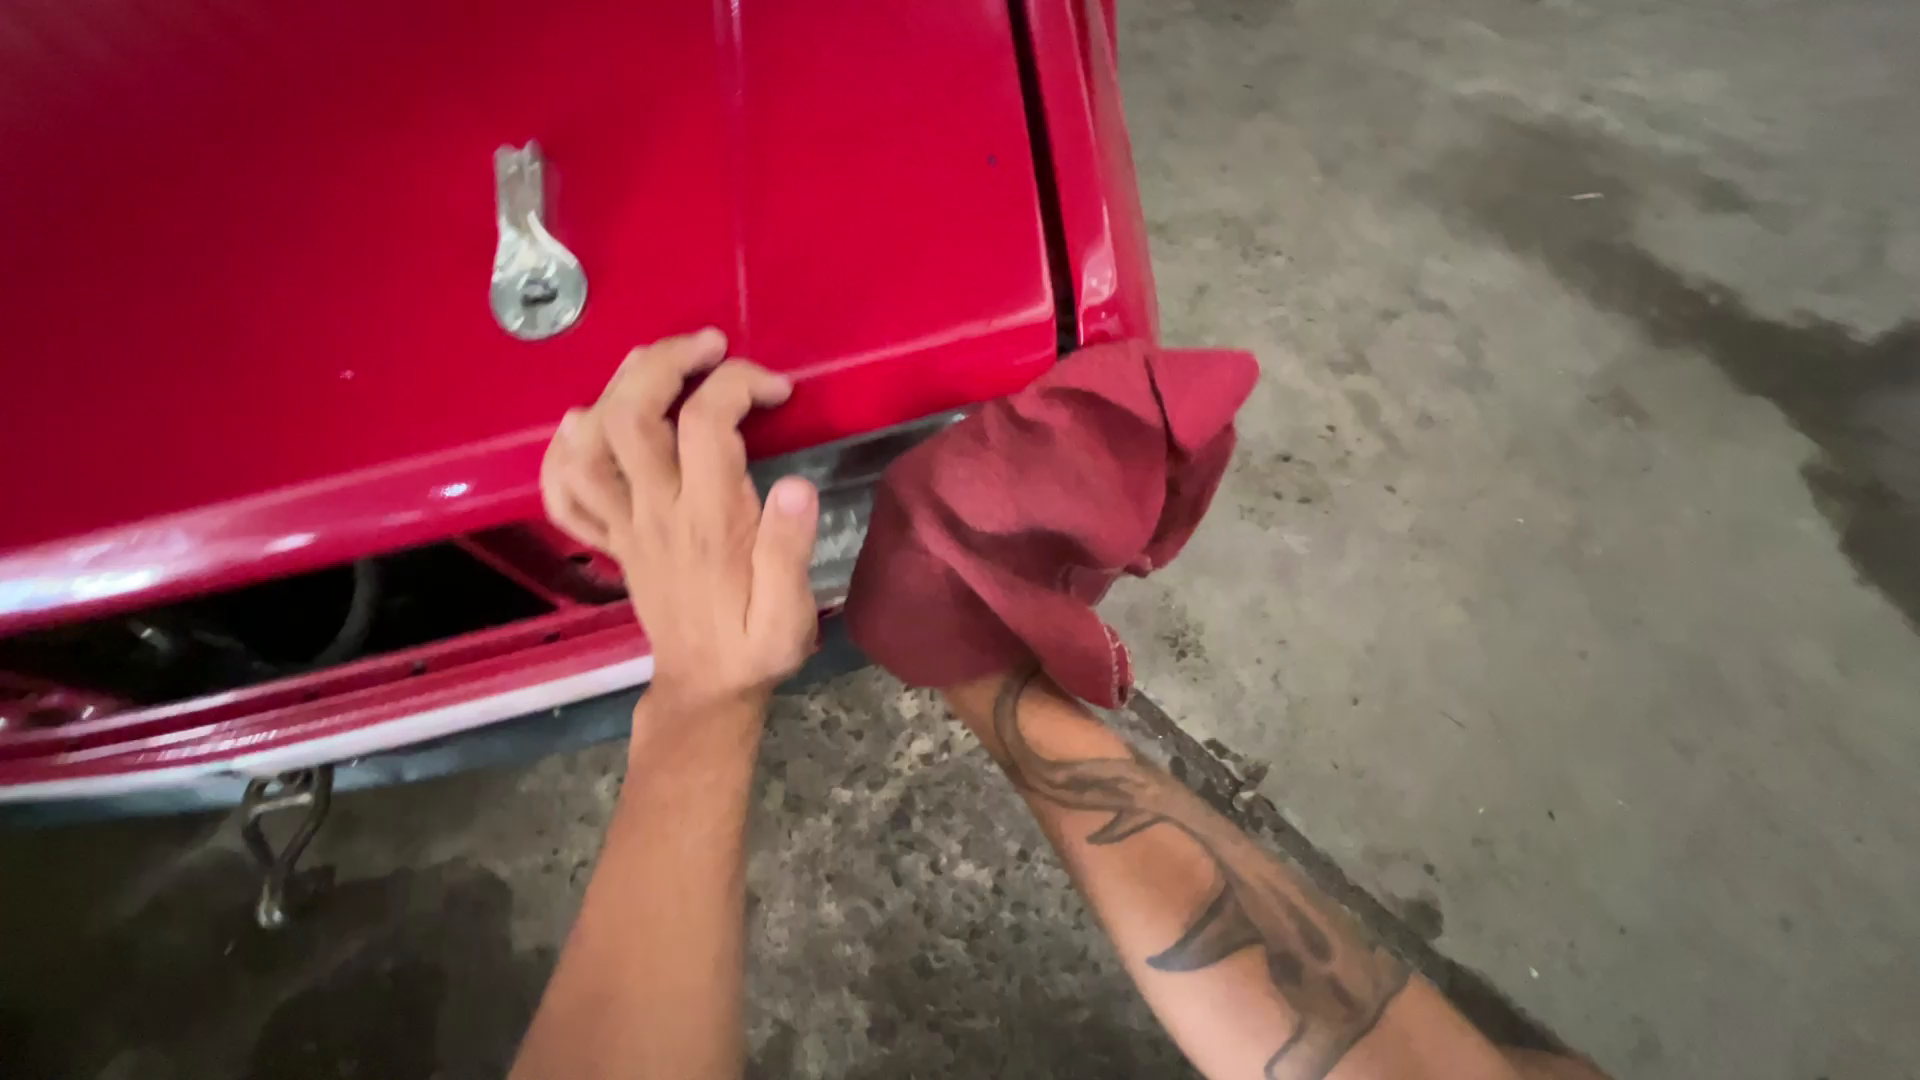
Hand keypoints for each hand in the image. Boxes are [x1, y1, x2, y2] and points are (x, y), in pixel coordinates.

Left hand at [539, 329, 820, 735]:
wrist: (705, 690)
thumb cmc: (754, 647)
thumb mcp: (790, 612)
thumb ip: (790, 549)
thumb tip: (796, 483)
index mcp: (707, 521)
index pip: (707, 424)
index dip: (739, 385)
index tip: (778, 390)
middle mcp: (655, 512)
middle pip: (631, 413)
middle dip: (665, 362)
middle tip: (708, 346)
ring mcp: (625, 525)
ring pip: (590, 441)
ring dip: (616, 388)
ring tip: (657, 367)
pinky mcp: (612, 540)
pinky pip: (565, 491)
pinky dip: (563, 451)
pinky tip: (583, 427)